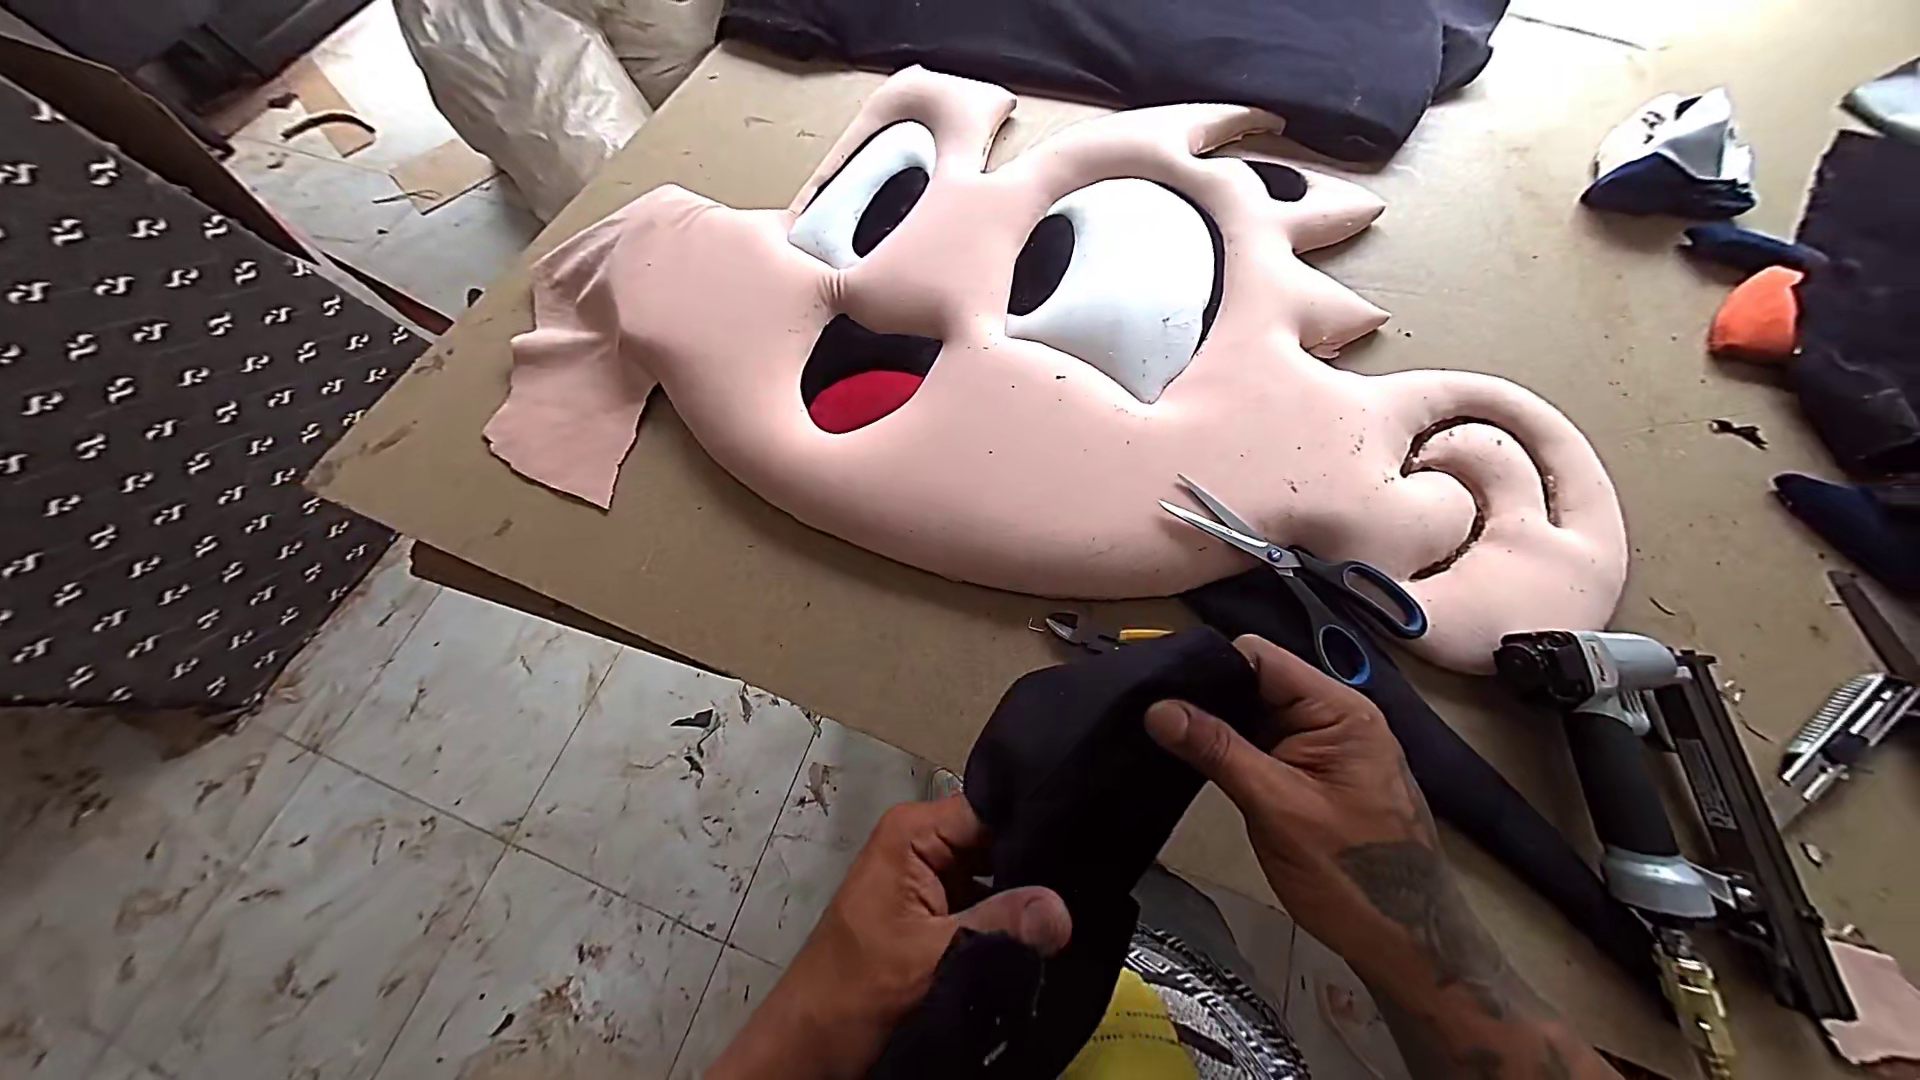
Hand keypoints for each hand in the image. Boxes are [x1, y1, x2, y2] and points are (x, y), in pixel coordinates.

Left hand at [709, 796, 1070, 1079]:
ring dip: (1023, 893)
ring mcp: (929, 876)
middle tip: (1085, 883)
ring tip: (1075, 902)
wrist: (809, 1050)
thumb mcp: (930, 959)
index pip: (987, 809)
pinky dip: (1007, 915)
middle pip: (993, 837)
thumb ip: (998, 927)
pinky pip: (983, 898)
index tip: (1082, 842)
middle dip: (1033, 862)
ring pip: (993, 870)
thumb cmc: (855, 992)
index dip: (1032, 824)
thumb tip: (1064, 908)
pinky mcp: (935, 910)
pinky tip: (1045, 926)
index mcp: (914, 831)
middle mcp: (923, 842)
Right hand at [1147, 636, 1620, 1079]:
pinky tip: (1192, 752)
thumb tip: (1156, 708)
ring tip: (1164, 731)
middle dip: (1204, 693)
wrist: (1405, 947)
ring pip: (1248, 707)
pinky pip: (1254, 735)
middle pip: (1251, 677)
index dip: (1208, 666)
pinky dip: (1224, 742)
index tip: (1161, 688)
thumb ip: (1217, 749)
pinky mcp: (1303, 764)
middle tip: (1154, 713)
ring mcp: (1317, 740)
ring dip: (1212, 720)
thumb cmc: (1353, 875)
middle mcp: (1328, 713)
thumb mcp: (1277, 807)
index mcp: (1337, 709)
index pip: (1259, 657)